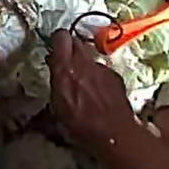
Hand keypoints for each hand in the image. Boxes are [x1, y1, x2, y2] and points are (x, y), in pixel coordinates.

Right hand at [49, 29, 141, 154]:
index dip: (58, 40)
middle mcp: (84, 63)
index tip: (55, 49)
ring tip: (82, 80)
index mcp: (65, 68)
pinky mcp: (114, 76)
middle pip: (76, 41)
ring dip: (84, 63)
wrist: (114, 133)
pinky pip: (102, 69)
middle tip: (66, 62)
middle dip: (70, 48)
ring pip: (89, 55)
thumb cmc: (79, 124)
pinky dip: (97, 75)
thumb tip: (53, 62)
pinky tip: (98, 91)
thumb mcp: (57, 104)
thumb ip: (55, 78)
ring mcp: (101, 68)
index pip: (61, 36)